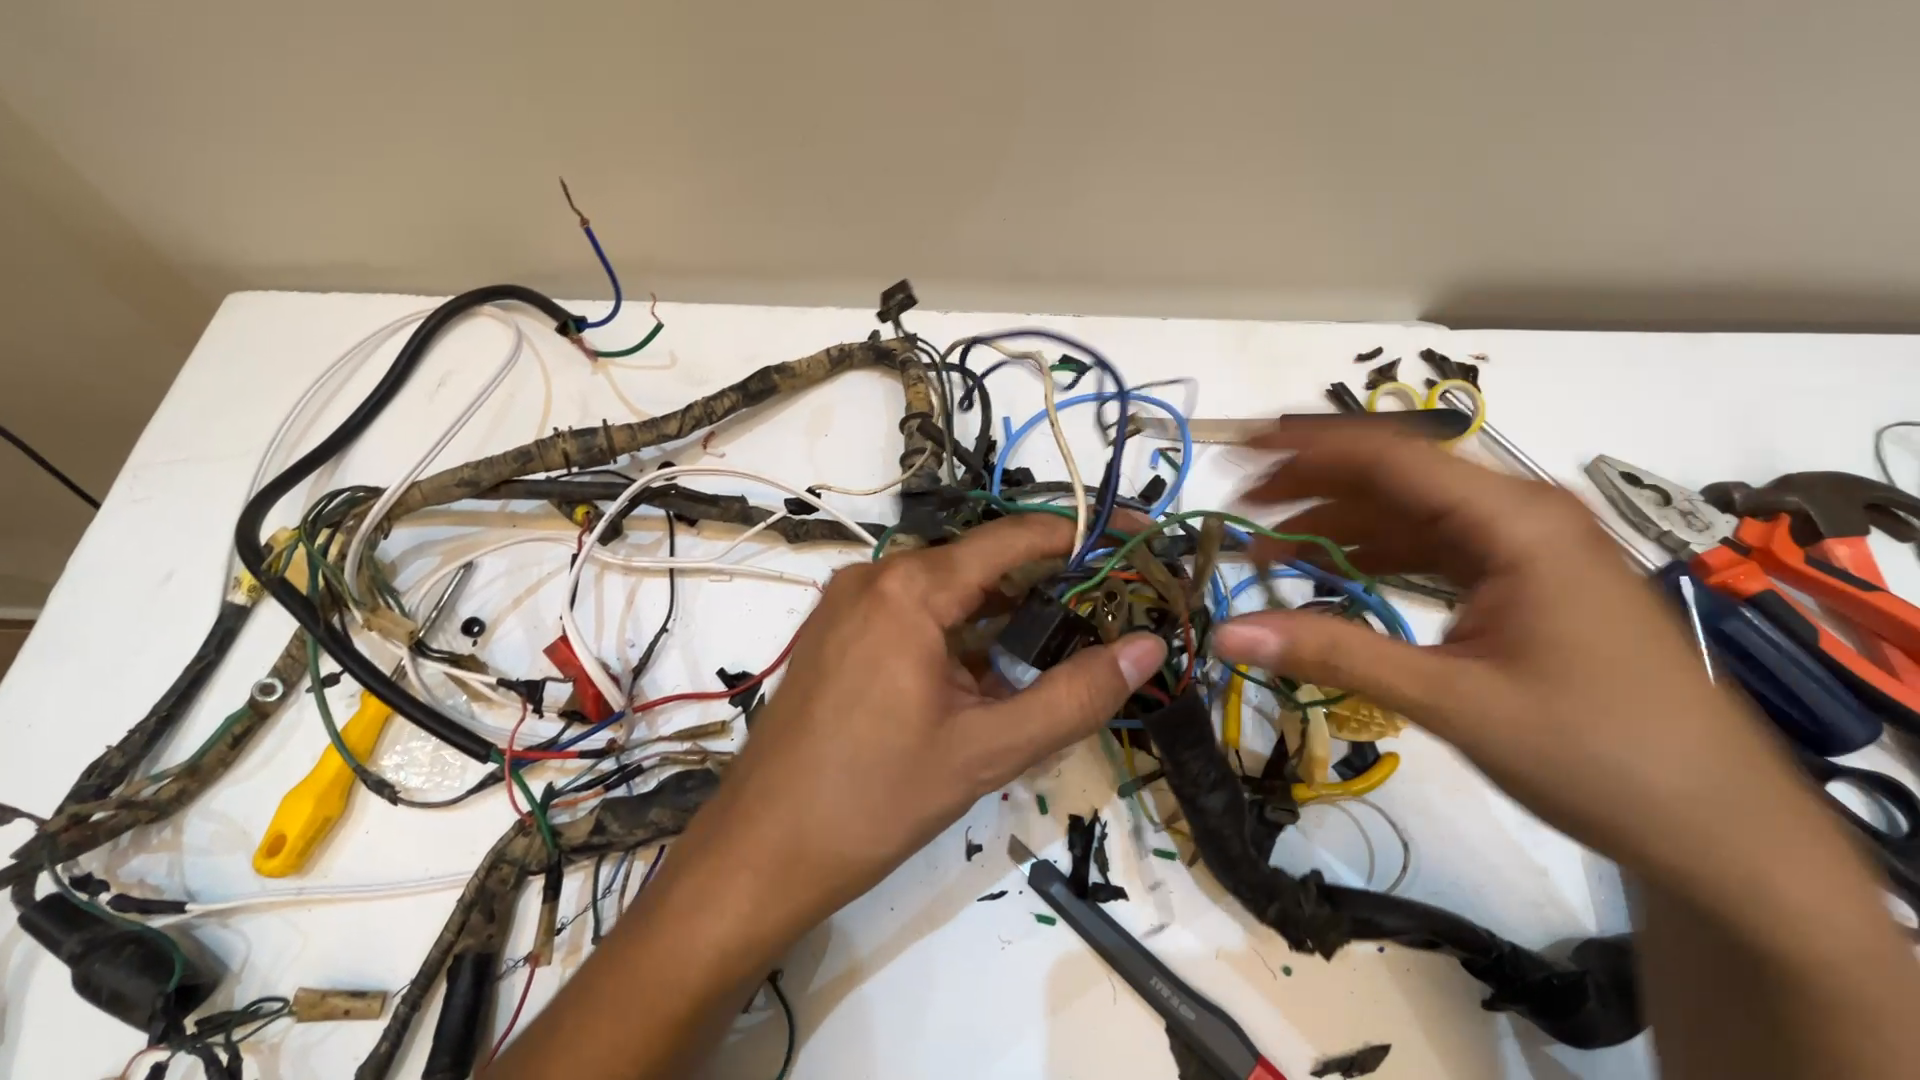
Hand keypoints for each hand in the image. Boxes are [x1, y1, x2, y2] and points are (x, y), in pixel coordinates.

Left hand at [675, 512, 1165, 935]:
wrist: (761, 851)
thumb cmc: (873, 801)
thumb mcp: (986, 751)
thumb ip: (1073, 696)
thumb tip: (1148, 648)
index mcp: (909, 589)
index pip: (1013, 539)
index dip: (1079, 535)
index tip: (1135, 541)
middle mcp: (873, 578)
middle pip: (980, 565)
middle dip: (1045, 587)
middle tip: (1108, 616)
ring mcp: (847, 606)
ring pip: (946, 594)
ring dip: (1002, 619)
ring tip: (1061, 652)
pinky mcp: (835, 636)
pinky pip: (912, 617)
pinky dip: (959, 638)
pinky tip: (990, 679)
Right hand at [1211, 427, 1842, 895]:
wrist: (1717, 824)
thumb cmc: (1596, 753)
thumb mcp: (1453, 701)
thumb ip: (1337, 656)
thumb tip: (1226, 634)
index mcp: (1515, 522)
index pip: (1391, 458)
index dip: (1309, 449)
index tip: (1240, 452)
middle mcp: (1523, 517)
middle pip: (1398, 481)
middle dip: (1314, 490)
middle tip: (1240, 511)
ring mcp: (1530, 551)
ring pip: (1414, 518)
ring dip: (1341, 529)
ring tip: (1268, 553)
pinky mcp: (1530, 586)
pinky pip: (1438, 554)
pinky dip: (1380, 561)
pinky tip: (1336, 579)